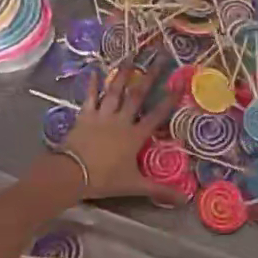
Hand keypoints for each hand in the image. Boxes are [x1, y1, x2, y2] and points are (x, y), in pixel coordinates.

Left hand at [54, 66, 175, 200]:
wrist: (72, 173)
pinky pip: (90, 97)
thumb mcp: (134, 185)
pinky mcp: (85, 116)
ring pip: (115, 91)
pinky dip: (92, 84)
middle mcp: (121, 120)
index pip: (157, 115)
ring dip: (123, 73)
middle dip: (150, 76)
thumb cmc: (105, 179)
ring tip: (130, 55)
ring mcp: (102, 116)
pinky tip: (94, 71)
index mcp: (135, 136)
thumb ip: (159, 190)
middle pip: (137, 95)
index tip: (180, 82)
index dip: (170, 99)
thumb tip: (184, 201)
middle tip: (159, 57)